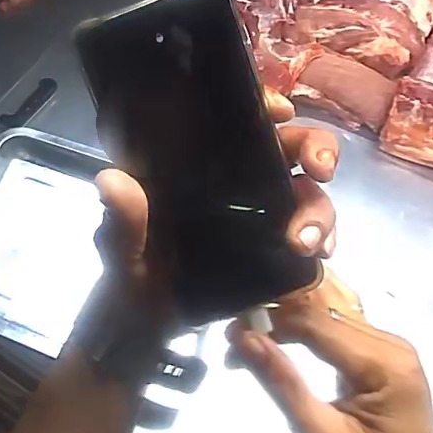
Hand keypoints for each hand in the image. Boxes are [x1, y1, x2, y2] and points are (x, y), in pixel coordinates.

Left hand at [91, 88, 341, 328]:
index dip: (261, 105)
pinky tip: (318, 257)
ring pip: (304, 190)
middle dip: (313, 148)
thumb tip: (111, 181)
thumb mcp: (119, 249)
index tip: (279, 112)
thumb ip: (121, 221)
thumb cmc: (129, 276)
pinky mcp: (271, 246)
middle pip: (284, 147)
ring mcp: (254, 213)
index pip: (232, 120)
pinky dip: (321, 239)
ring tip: (306, 241)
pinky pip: (307, 232)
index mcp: (192, 166)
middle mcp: (229, 180)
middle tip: (320, 170)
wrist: (147, 327)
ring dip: (318, 209)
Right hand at [228, 269, 432, 432]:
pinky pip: (337, 328)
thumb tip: (243, 336)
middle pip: (321, 312)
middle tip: (234, 340)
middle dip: (274, 319)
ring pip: (326, 314)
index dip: (268, 321)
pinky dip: (303, 331)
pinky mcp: (384, 355)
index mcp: (386, 365)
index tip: (229, 334)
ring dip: (285, 322)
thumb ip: (283, 383)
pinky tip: (278, 339)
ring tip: (250, 340)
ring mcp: (392, 348)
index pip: (316, 323)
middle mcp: (394, 345)